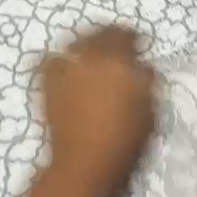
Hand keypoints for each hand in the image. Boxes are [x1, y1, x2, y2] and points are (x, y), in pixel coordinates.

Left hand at [37, 25, 157, 196]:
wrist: (86, 162)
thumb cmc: (125, 136)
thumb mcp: (149, 105)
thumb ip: (144, 78)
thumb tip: (139, 66)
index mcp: (117, 59)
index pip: (124, 33)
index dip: (133, 37)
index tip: (139, 46)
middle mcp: (88, 57)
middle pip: (97, 33)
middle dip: (108, 38)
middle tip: (116, 51)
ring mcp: (65, 69)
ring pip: (73, 43)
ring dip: (84, 45)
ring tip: (90, 57)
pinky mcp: (47, 84)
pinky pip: (50, 61)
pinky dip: (58, 59)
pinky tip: (66, 66)